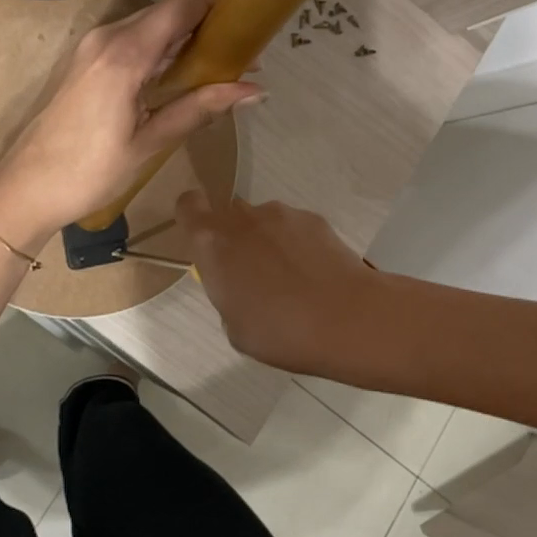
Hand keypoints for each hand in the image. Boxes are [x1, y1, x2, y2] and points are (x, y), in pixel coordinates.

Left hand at [0, 0, 262, 248]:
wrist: (26, 187)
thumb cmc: (89, 171)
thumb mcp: (150, 142)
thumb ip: (200, 108)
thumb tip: (254, 90)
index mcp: (125, 53)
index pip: (182, 3)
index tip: (252, 14)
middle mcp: (107, 38)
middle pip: (167, 11)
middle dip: (207, 22)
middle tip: (245, 49)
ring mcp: (92, 47)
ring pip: (148, 25)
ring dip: (184, 37)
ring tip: (222, 64)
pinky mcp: (84, 61)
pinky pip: (130, 41)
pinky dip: (159, 49)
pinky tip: (181, 74)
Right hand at [175, 194, 373, 373]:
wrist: (349, 320)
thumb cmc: (279, 331)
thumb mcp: (234, 326)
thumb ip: (226, 294)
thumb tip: (238, 285)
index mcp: (211, 243)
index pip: (188, 205)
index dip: (193, 217)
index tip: (203, 241)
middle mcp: (241, 218)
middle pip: (227, 214)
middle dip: (233, 236)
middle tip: (249, 272)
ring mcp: (281, 215)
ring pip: (262, 221)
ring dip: (267, 241)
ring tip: (290, 278)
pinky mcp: (315, 219)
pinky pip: (294, 228)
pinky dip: (297, 244)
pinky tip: (315, 275)